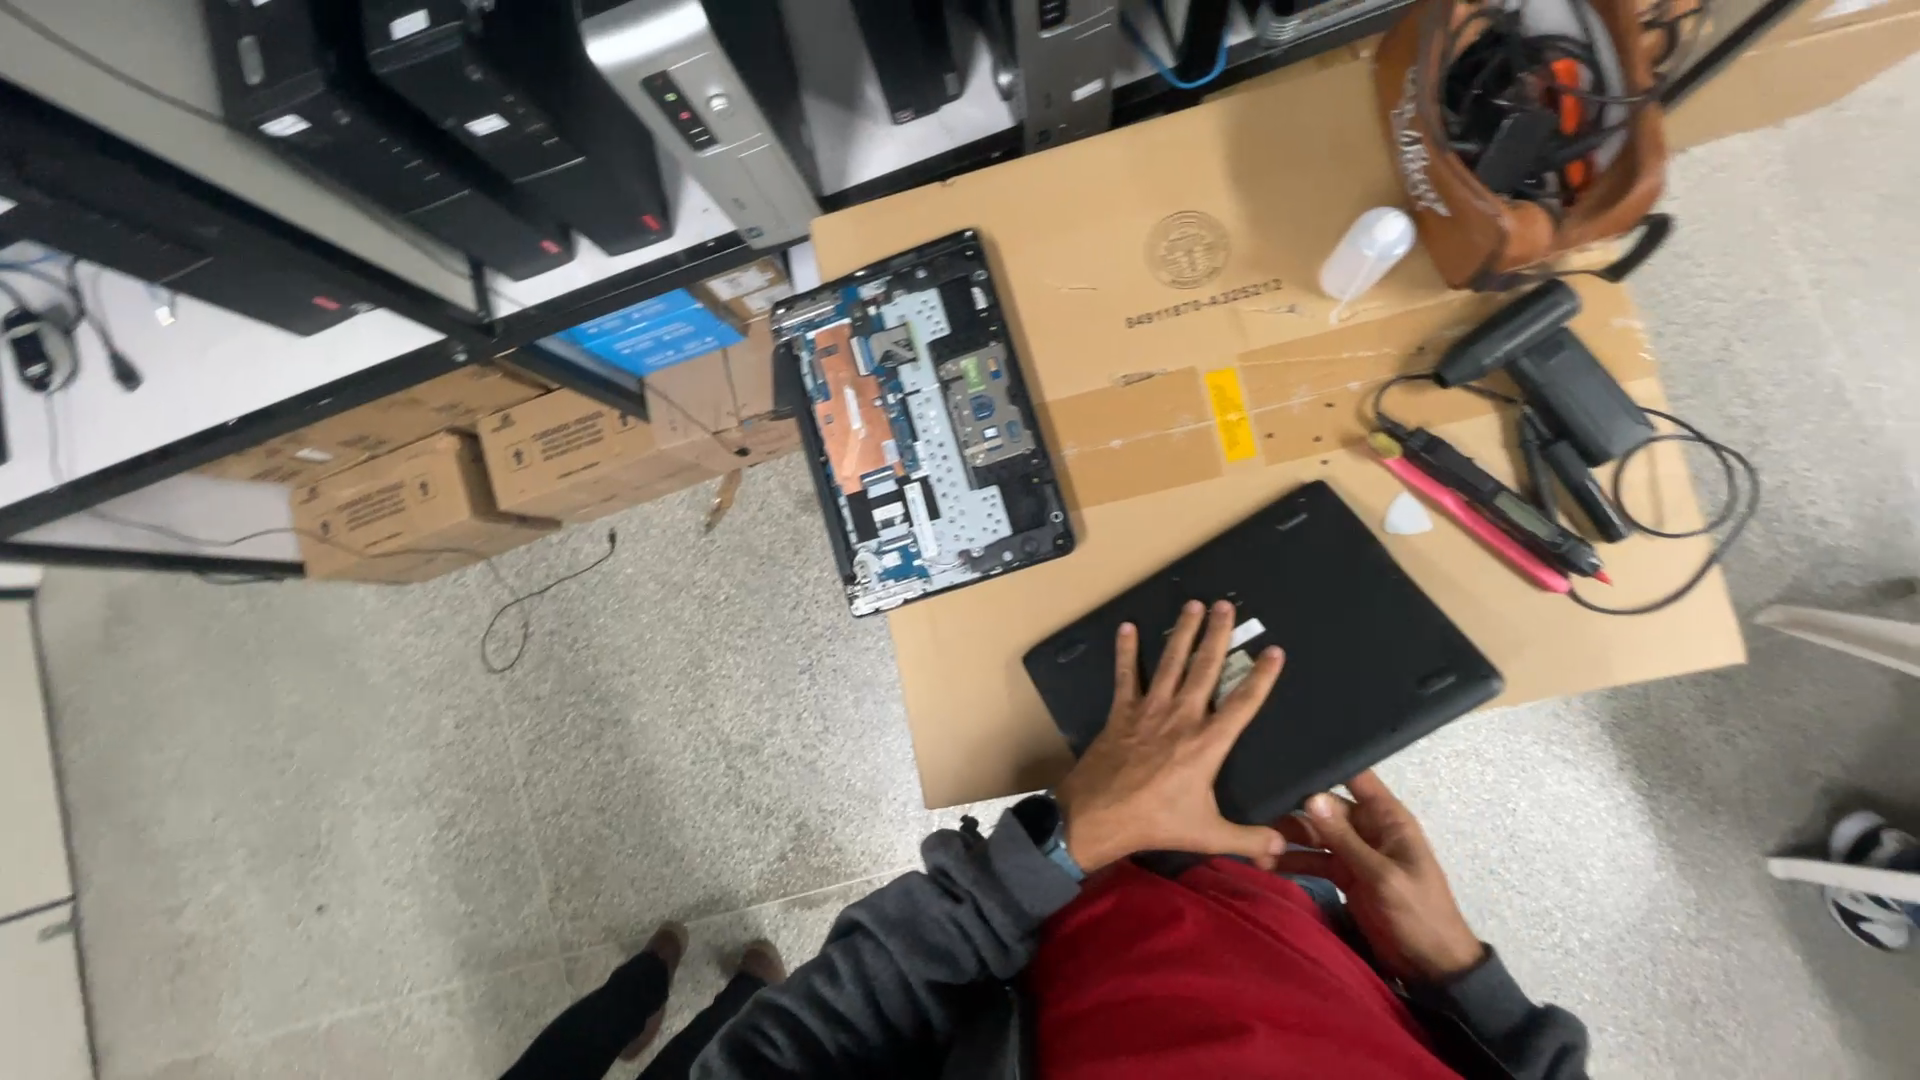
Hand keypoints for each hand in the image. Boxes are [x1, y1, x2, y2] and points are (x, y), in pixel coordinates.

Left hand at [1052, 599, 1286, 873]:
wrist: (1099, 814)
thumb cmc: (1155, 822)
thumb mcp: (1208, 834)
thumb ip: (1248, 839)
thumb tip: (1282, 849)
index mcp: (1207, 743)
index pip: (1243, 703)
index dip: (1262, 677)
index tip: (1274, 651)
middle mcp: (1181, 716)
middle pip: (1205, 668)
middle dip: (1217, 634)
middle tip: (1226, 606)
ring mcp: (1149, 710)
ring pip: (1170, 662)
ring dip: (1181, 632)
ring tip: (1192, 605)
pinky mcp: (1122, 711)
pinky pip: (1126, 676)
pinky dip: (1126, 651)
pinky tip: (1127, 628)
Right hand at [1275, 771, 1486, 983]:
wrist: (1431, 967)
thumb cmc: (1419, 914)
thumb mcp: (1381, 876)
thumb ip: (1344, 838)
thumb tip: (1310, 797)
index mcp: (1386, 818)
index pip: (1355, 776)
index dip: (1325, 763)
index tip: (1285, 756)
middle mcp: (1367, 827)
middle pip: (1323, 805)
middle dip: (1292, 809)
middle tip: (1255, 814)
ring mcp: (1353, 850)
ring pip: (1312, 832)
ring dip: (1286, 837)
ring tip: (1256, 846)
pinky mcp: (1342, 873)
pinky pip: (1312, 858)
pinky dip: (1291, 860)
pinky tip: (1266, 864)